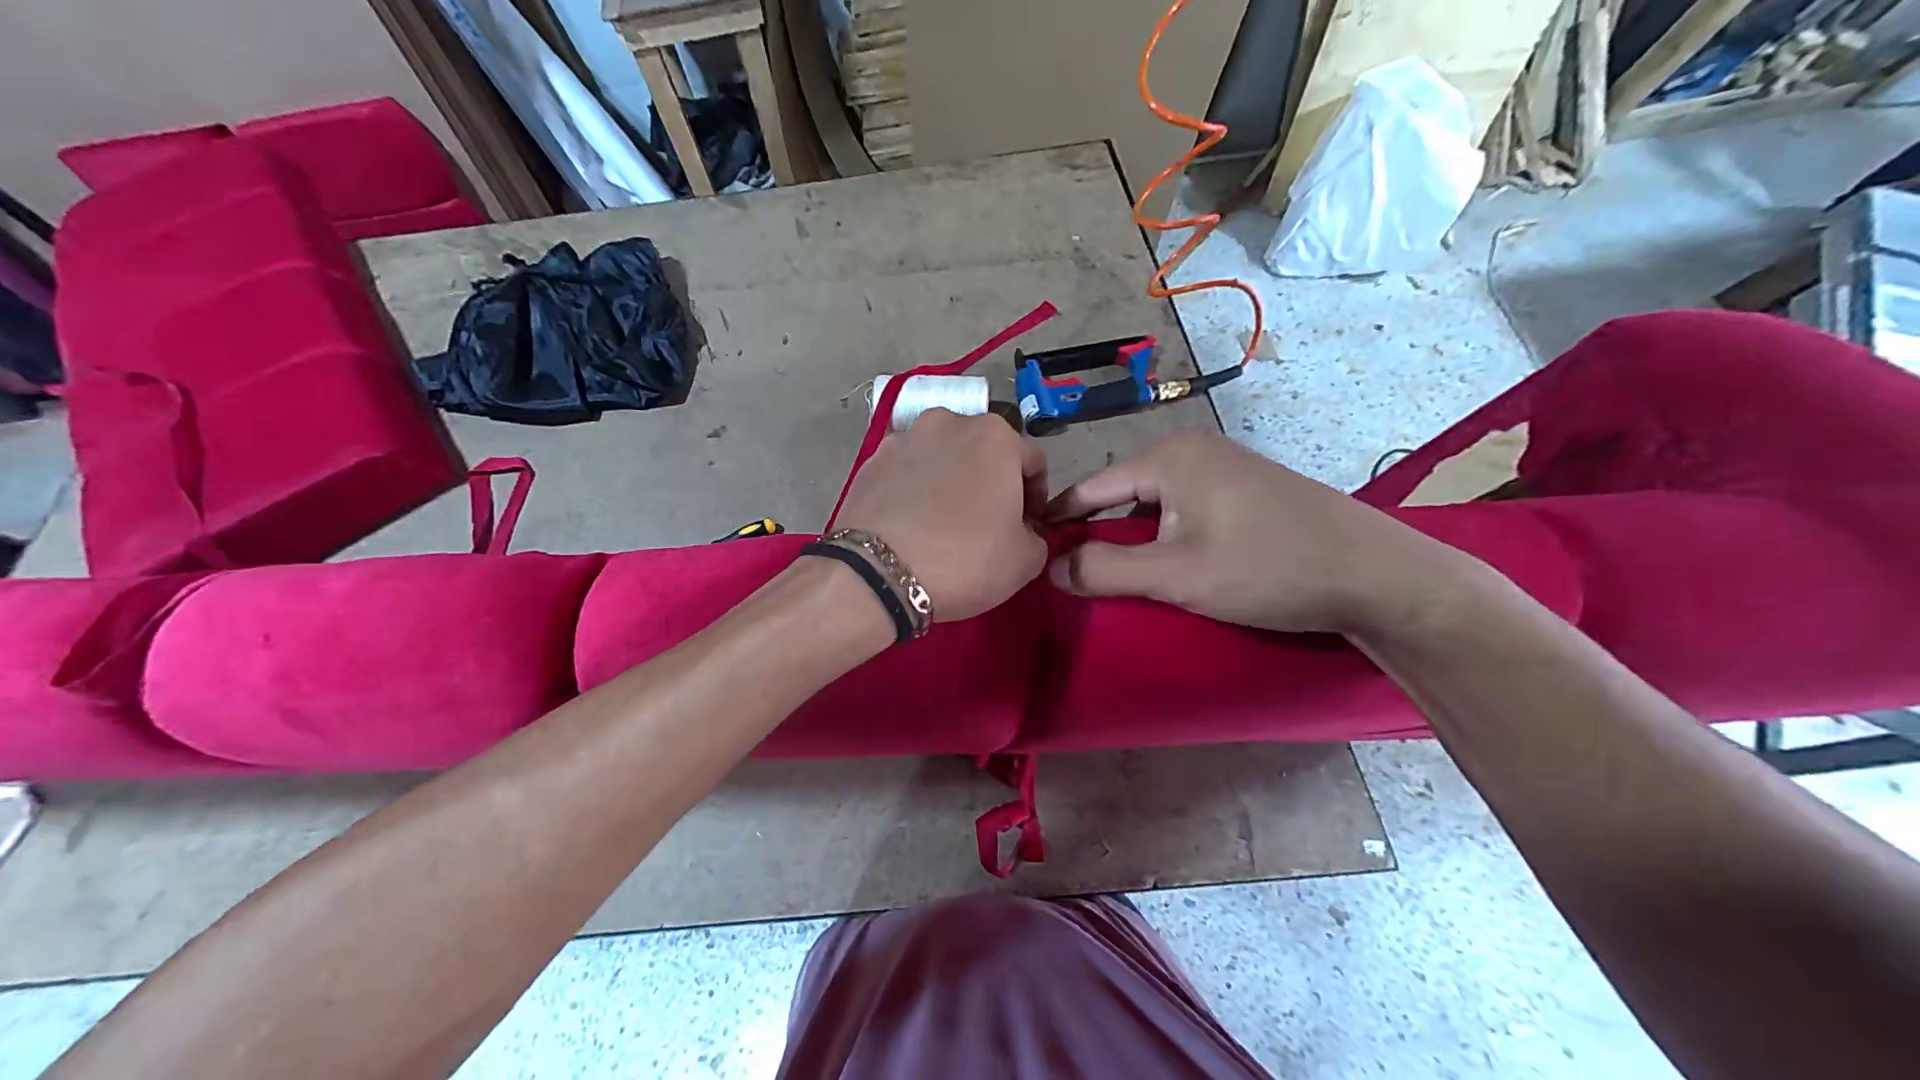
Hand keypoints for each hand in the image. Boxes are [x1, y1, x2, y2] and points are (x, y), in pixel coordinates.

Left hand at [834, 409, 1049, 621]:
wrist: (878, 574)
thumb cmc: (964, 560)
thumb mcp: (1026, 559)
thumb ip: (1036, 534)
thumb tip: (1023, 529)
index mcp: (995, 436)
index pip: (1032, 462)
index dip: (1035, 497)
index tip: (1027, 526)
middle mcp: (948, 422)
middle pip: (983, 452)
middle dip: (990, 481)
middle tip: (987, 523)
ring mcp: (903, 438)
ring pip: (941, 458)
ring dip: (950, 480)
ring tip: (944, 522)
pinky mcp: (869, 461)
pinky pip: (906, 473)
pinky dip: (915, 489)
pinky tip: (913, 523)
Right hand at [1047, 433, 1481, 635]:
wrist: (1376, 576)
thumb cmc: (1267, 568)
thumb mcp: (1175, 575)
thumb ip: (1103, 570)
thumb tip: (1050, 566)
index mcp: (1168, 457)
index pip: (1090, 488)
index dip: (1057, 522)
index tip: (1030, 552)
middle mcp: (1192, 450)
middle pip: (1120, 495)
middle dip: (1096, 535)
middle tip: (1072, 577)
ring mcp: (1223, 467)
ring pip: (1153, 506)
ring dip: (1133, 541)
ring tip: (1115, 579)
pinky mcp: (1245, 490)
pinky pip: (1184, 511)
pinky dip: (1166, 538)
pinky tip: (1167, 568)